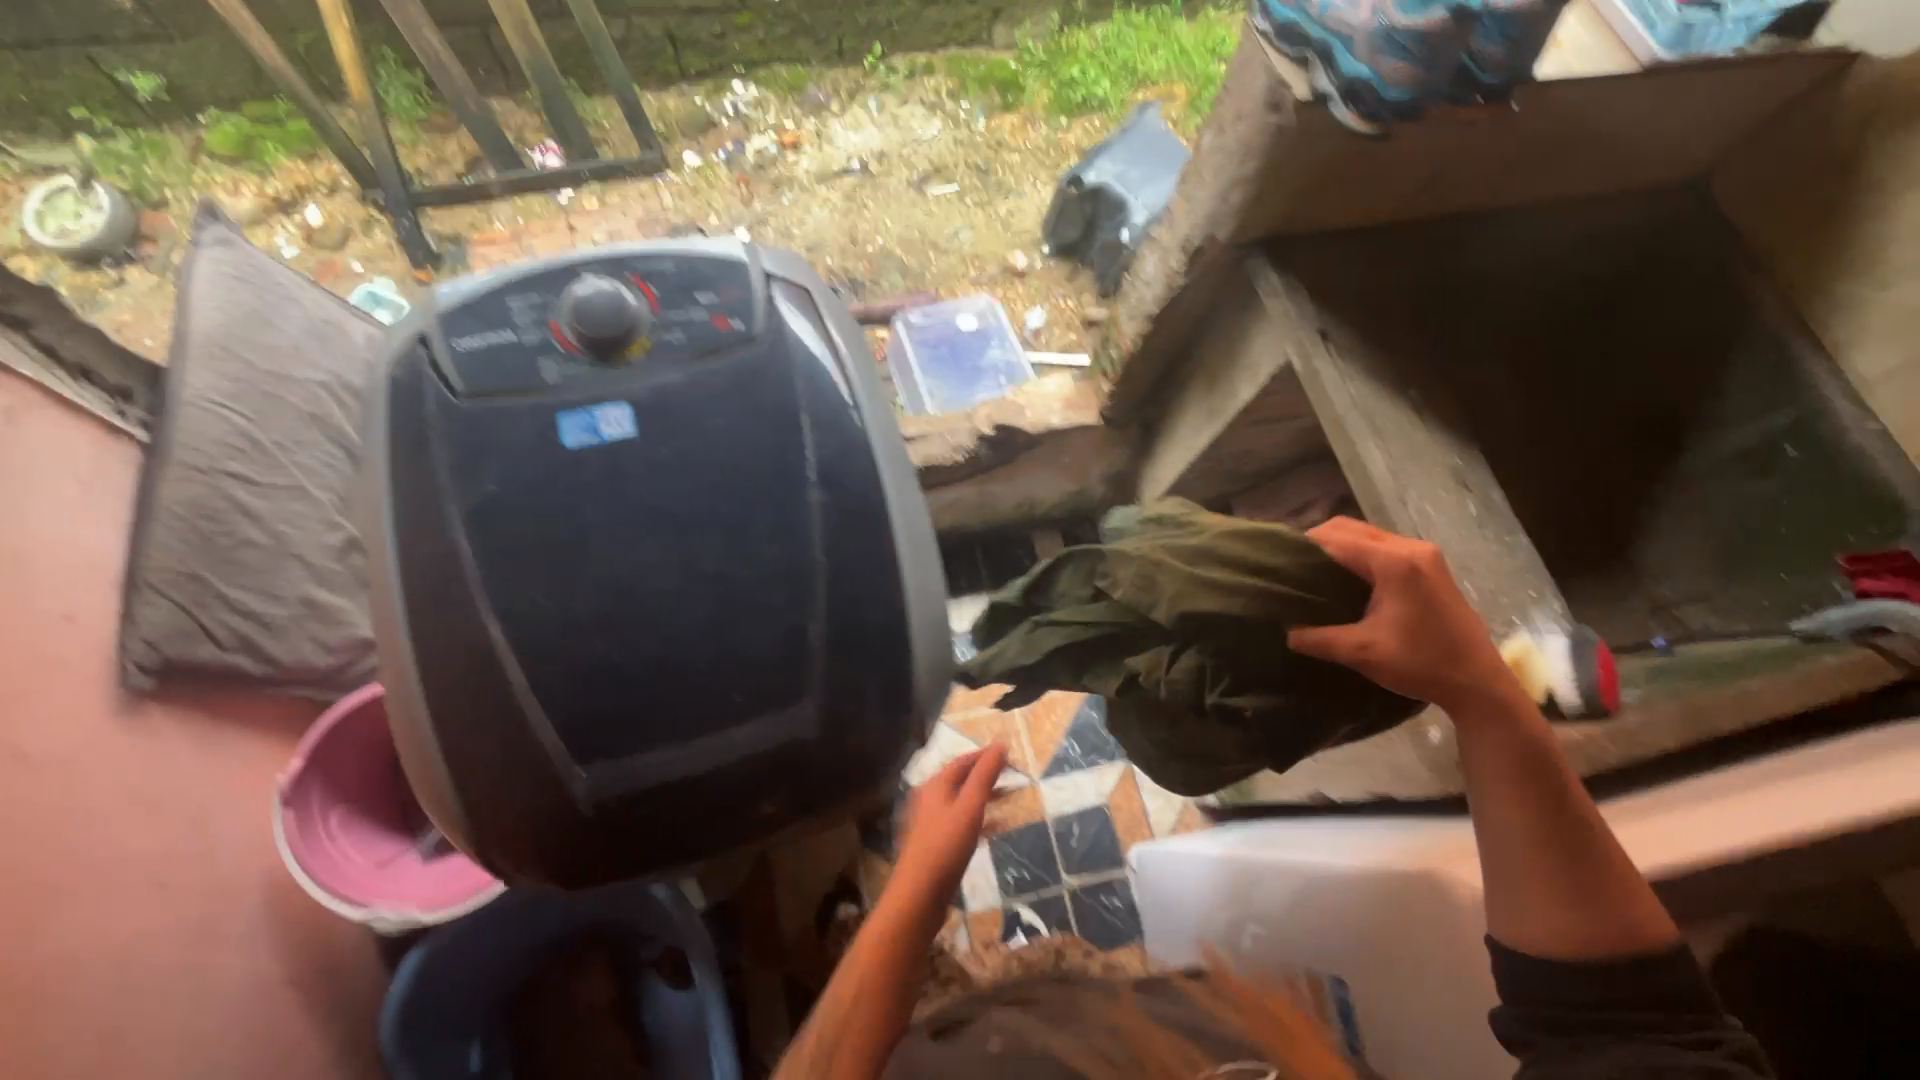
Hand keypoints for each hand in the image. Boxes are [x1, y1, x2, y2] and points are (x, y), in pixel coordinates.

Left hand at [894, 744, 1006, 901]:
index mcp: (934, 785)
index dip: (985, 755)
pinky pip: (959, 821)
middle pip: (960, 779)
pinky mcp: (934, 843)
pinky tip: (992, 829)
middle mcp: (928, 799)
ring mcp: (930, 822)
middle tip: (1012, 776)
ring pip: (960, 801)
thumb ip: (985, 776)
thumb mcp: (970, 807)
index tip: (1009, 754)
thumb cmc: (946, 846)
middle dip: (985, 775)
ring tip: (1007, 799)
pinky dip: (977, 818)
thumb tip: (1000, 745)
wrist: (919, 895)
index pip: (962, 761)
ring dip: (983, 797)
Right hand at [1288, 517, 1524, 718]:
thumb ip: (1318, 638)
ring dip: (1339, 547)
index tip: (1276, 563)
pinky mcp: (1429, 566)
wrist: (1478, 682)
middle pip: (1351, 528)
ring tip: (1312, 573)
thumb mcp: (1363, 652)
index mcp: (1395, 563)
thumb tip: (1283, 631)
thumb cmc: (1422, 664)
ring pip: (1367, 535)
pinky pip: (1383, 547)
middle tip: (1290, 568)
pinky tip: (1344, 579)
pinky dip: (1358, 554)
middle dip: (1317, 543)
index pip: (1336, 539)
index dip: (1303, 547)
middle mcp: (1410, 549)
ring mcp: (1423, 555)